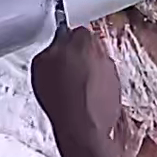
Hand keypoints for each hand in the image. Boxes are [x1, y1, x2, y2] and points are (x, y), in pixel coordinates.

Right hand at [32, 26, 124, 156]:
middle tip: (60, 69)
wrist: (81, 125)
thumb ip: (50, 49)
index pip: (75, 30)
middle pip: (88, 47)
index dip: (64, 42)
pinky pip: (102, 83)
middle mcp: (103, 53)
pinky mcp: (116, 89)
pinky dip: (92, 88)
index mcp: (84, 40)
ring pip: (96, 65)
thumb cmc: (62, 96)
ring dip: (85, 72)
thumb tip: (54, 47)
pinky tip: (78, 99)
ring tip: (68, 88)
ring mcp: (111, 72)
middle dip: (76, 56)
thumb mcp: (40, 64)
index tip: (57, 49)